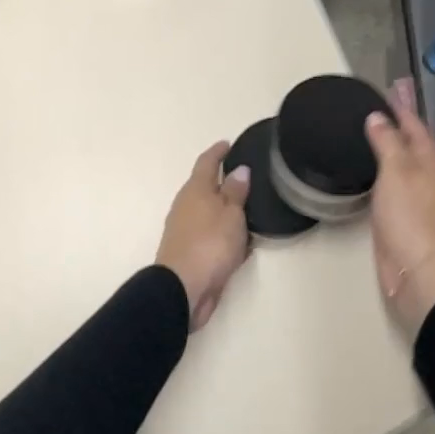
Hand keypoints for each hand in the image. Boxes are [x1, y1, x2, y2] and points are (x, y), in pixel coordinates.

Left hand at [155, 142, 251, 331]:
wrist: (183, 289)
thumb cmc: (210, 243)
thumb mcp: (231, 213)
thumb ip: (236, 191)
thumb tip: (239, 169)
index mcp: (196, 190)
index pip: (206, 162)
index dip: (218, 151)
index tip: (228, 143)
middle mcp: (187, 206)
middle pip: (206, 187)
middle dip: (224, 183)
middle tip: (248, 178)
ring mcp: (186, 230)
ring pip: (210, 213)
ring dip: (227, 212)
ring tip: (251, 211)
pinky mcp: (190, 253)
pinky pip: (212, 236)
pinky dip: (226, 235)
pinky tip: (243, 243)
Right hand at [365, 92, 434, 335]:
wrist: (415, 267)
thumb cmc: (409, 214)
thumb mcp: (396, 169)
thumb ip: (387, 140)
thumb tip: (377, 116)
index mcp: (426, 156)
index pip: (412, 121)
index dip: (399, 105)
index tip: (384, 88)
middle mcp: (422, 170)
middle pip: (406, 138)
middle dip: (391, 121)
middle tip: (366, 105)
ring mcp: (410, 192)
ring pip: (396, 159)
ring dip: (382, 144)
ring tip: (359, 130)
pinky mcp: (397, 211)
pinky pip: (386, 179)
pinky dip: (375, 167)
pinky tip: (359, 166)